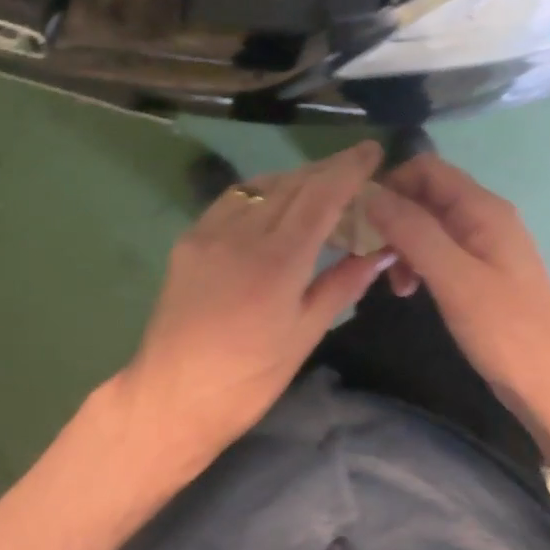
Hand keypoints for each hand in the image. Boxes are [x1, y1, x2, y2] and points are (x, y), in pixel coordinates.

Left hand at [118, 141, 395, 465]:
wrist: (171, 398)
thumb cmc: (248, 381)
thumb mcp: (304, 336)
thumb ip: (342, 284)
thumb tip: (378, 251)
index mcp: (277, 262)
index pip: (320, 196)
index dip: (349, 169)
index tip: (373, 150)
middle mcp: (242, 234)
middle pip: (293, 183)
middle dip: (328, 170)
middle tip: (356, 167)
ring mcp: (211, 232)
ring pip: (262, 185)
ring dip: (296, 179)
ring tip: (321, 185)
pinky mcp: (190, 238)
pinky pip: (234, 199)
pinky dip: (263, 192)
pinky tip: (276, 203)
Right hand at [366, 155, 549, 483]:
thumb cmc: (506, 331)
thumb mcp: (454, 279)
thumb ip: (414, 232)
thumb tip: (372, 193)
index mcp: (484, 209)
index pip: (428, 168)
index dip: (391, 183)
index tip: (361, 216)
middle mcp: (485, 217)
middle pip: (427, 195)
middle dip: (393, 217)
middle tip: (369, 254)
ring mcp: (485, 245)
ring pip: (429, 225)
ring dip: (403, 244)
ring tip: (392, 282)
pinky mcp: (481, 273)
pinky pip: (440, 251)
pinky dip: (418, 263)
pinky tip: (408, 290)